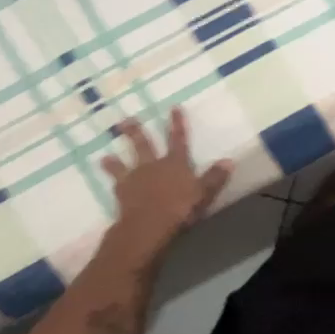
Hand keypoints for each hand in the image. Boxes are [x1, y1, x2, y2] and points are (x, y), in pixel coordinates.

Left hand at [98, 109, 231, 261]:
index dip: (177, 124)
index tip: (173, 108)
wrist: (148, 225)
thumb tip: (230, 161)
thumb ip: (214, 178)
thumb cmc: (180, 208)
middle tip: (124, 121)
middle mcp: (153, 165)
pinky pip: (116, 185)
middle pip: (143, 145)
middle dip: (135, 132)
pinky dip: (112, 182)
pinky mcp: (122, 194)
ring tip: (104, 157)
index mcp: (175, 163)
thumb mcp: (203, 194)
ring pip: (124, 164)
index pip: (178, 139)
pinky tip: (108, 183)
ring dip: (114, 161)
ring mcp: (135, 179)